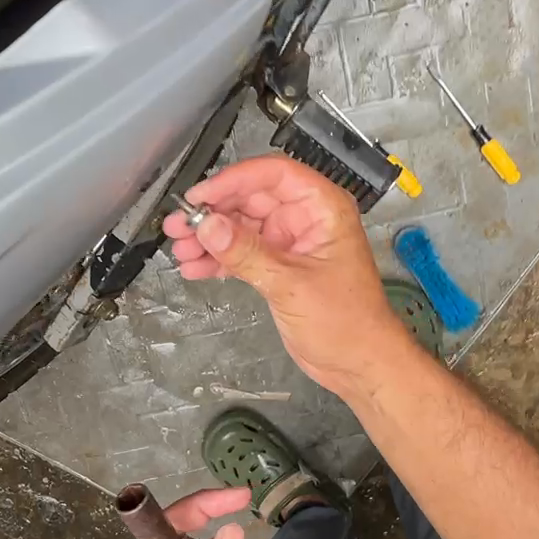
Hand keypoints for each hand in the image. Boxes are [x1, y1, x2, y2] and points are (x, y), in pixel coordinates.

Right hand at [164, 155, 419, 396]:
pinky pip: (242, 254)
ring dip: (210, 238)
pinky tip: (195, 267)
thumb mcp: (291, 283)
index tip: (200, 196)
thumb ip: (247, 253)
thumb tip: (209, 226)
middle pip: (251, 199)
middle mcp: (305, 219)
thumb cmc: (347, 322)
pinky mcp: (278, 267)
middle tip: (179, 225)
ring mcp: (290, 243)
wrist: (358, 364)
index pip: (273, 175)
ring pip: (241, 227)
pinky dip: (218, 260)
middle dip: (213, 212)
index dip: (233, 180)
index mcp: (322, 208)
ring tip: (180, 249)